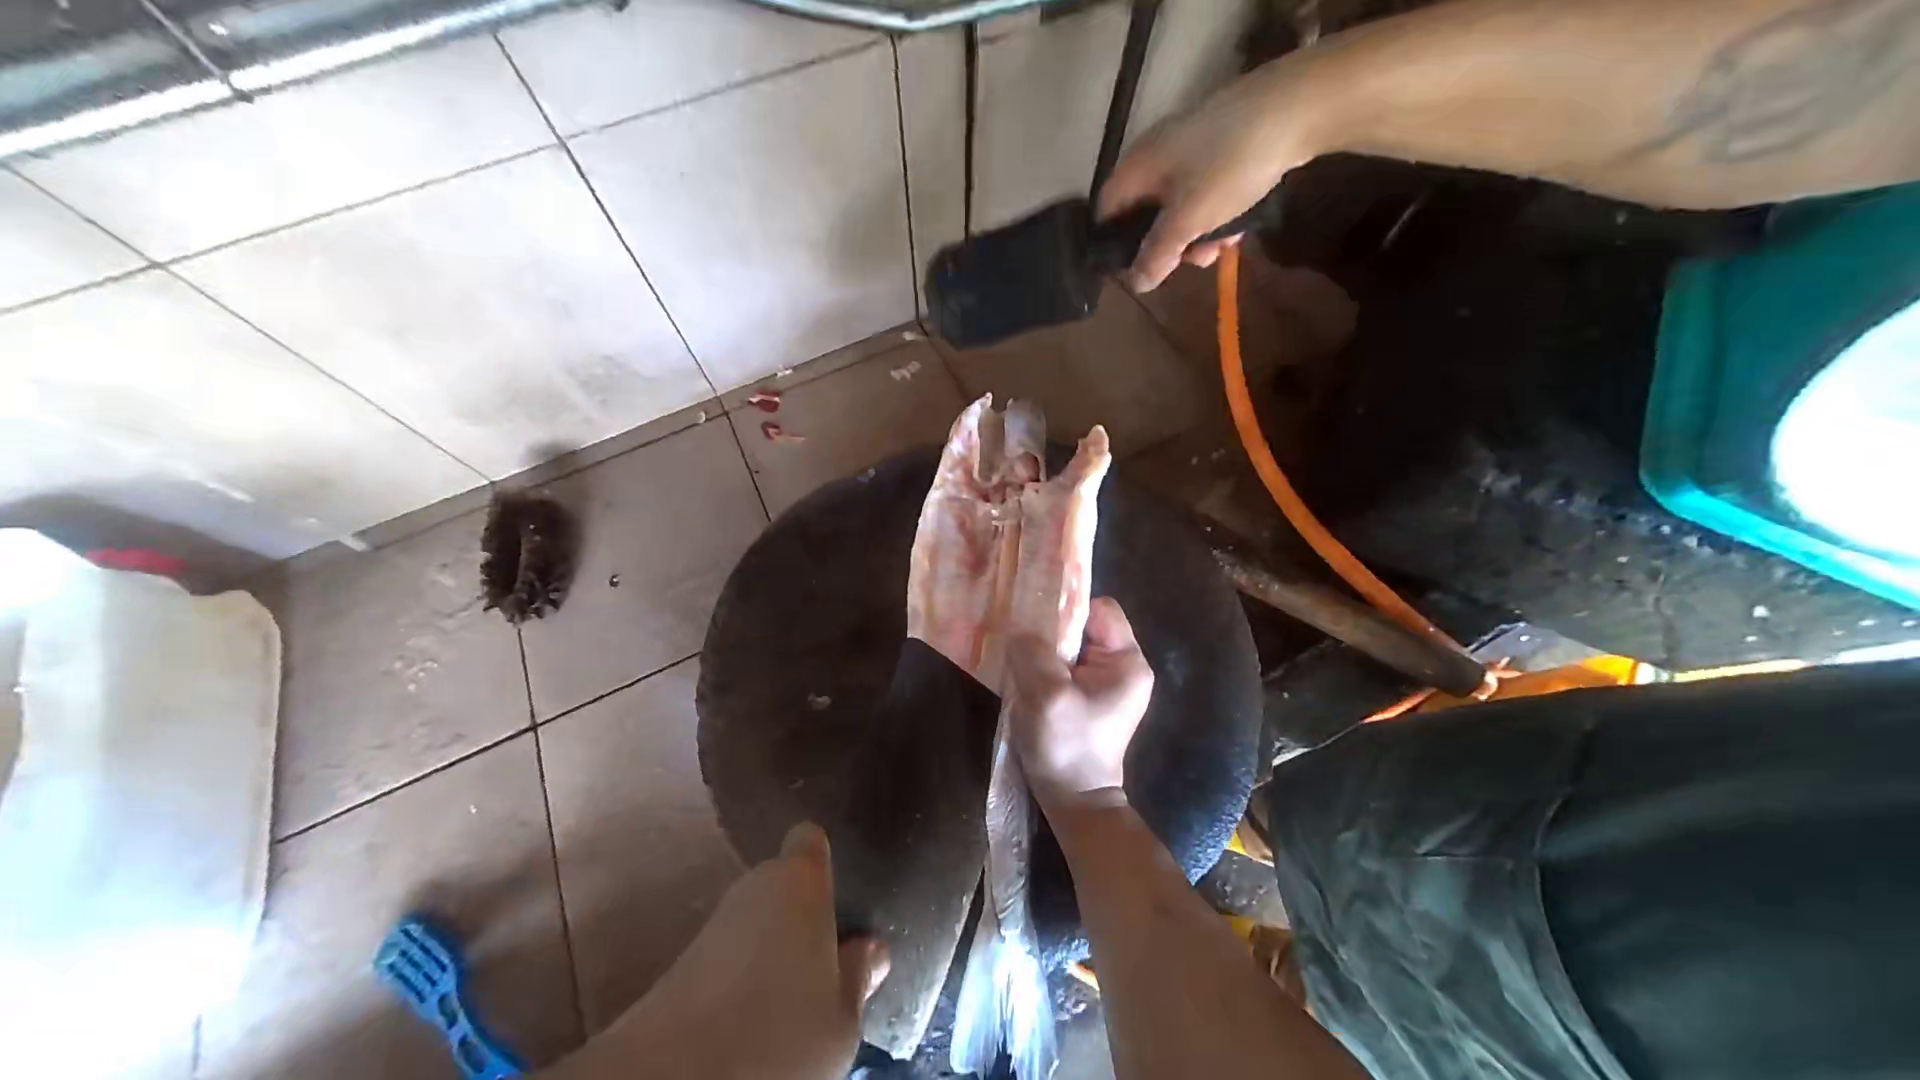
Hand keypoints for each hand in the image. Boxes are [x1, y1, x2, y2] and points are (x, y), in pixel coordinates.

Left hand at [547, 824, 887, 1079]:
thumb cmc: (778, 1035)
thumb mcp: (841, 1020)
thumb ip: (858, 977)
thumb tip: (872, 949)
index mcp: (800, 882)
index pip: (809, 840)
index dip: (823, 861)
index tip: (838, 896)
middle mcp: (754, 888)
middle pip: (786, 886)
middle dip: (803, 917)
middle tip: (826, 966)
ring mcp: (714, 924)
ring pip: (757, 924)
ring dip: (773, 951)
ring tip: (791, 1003)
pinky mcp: (682, 964)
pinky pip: (730, 956)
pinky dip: (743, 977)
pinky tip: (753, 1020)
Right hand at [1004, 597, 1154, 811]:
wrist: (1074, 801)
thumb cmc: (1068, 747)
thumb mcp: (1047, 695)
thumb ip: (1033, 653)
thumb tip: (1019, 628)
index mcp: (1127, 662)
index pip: (1101, 609)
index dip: (1068, 608)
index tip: (1035, 621)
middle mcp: (1122, 666)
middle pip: (1084, 625)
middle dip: (1050, 630)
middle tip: (1019, 639)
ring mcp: (1105, 683)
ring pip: (1070, 646)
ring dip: (1043, 651)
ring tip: (1018, 659)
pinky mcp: (1087, 696)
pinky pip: (1064, 666)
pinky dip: (1044, 667)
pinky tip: (1023, 677)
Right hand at [1098, 55, 1332, 290]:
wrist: (1297, 107)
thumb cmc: (1229, 166)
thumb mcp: (1188, 220)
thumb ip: (1158, 255)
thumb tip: (1136, 284)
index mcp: (1137, 166)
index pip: (1107, 211)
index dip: (1115, 243)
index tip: (1136, 269)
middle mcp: (1156, 153)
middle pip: (1145, 212)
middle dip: (1166, 244)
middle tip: (1188, 262)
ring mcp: (1190, 145)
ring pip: (1179, 203)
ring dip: (1195, 233)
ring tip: (1219, 248)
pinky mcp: (1221, 142)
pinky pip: (1205, 188)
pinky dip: (1216, 212)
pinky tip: (1238, 226)